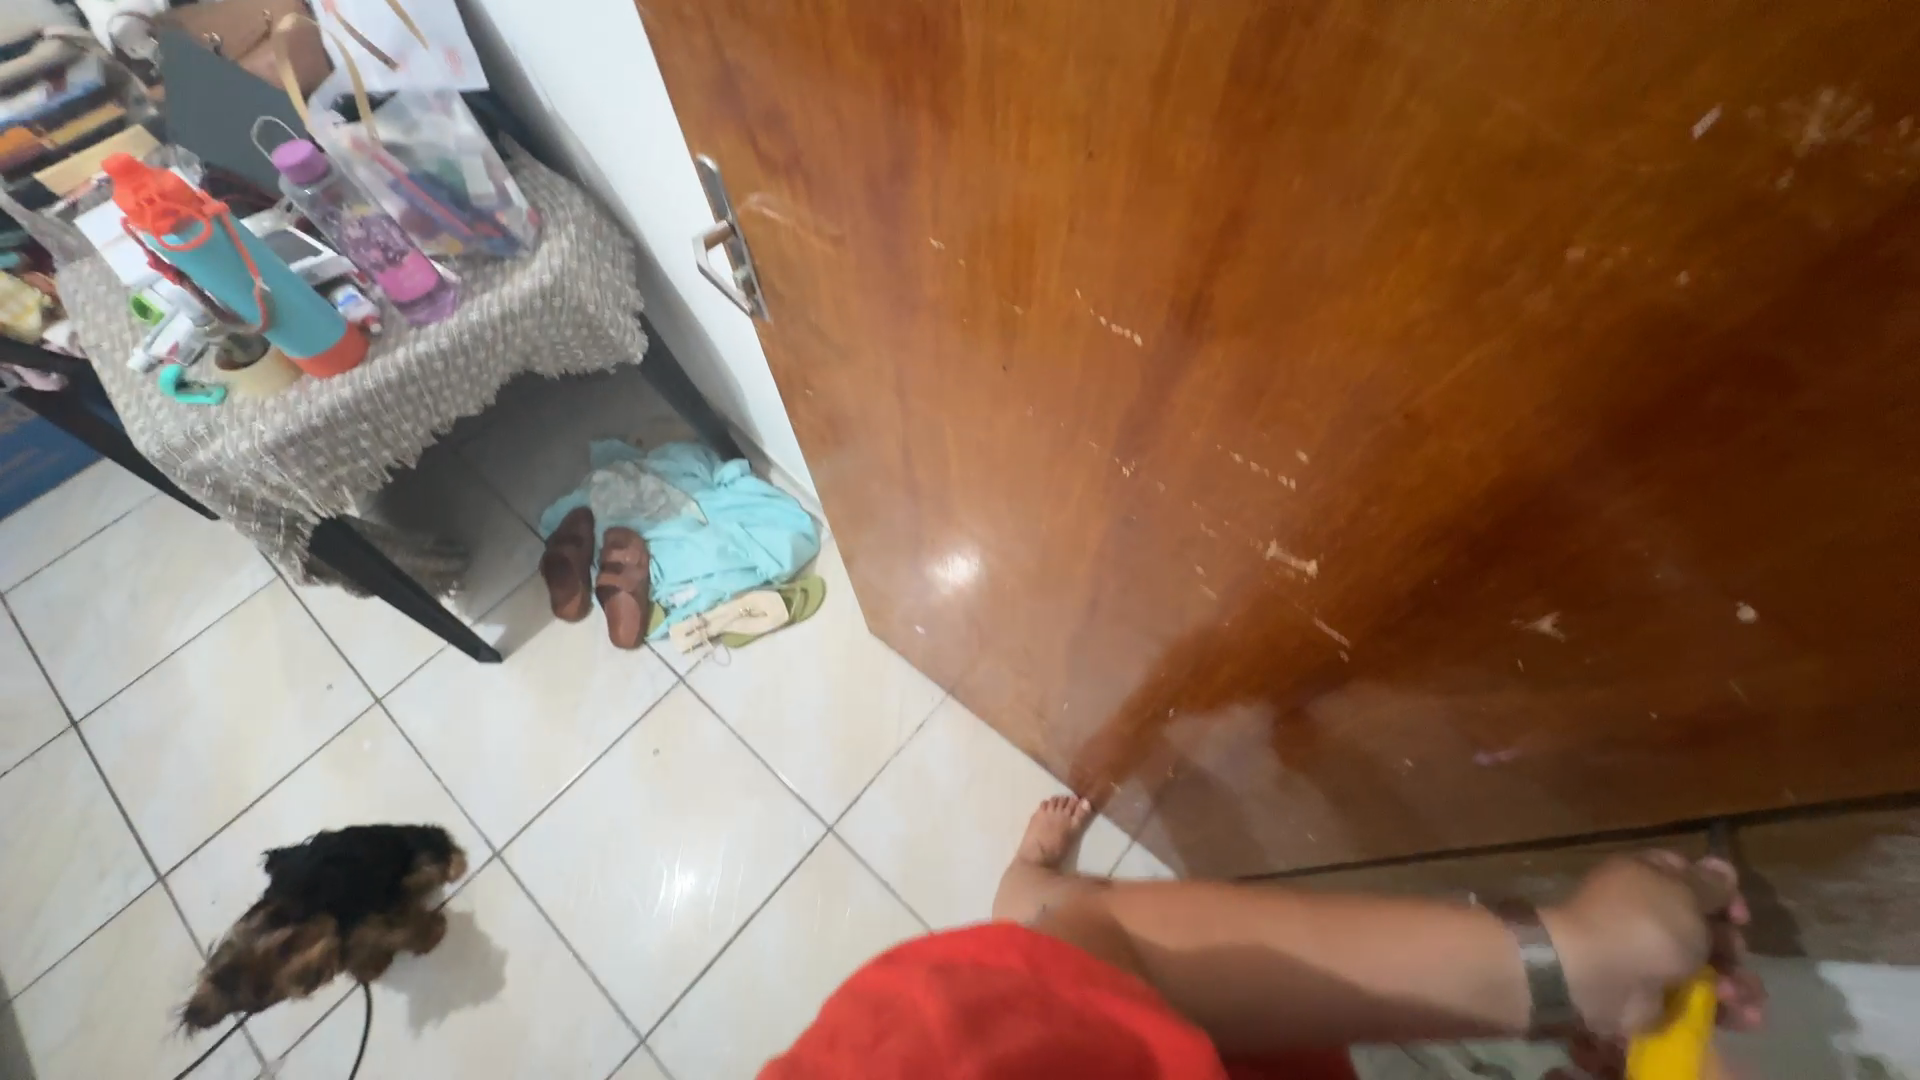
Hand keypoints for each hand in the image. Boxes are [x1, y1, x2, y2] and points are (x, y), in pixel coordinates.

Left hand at [1540, 852, 1766, 1039]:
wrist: (1598, 973)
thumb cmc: (1642, 924)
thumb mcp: (1680, 893)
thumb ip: (1706, 883)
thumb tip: (1720, 865)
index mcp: (1644, 877)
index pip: (1687, 875)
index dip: (1720, 892)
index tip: (1739, 914)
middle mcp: (1647, 912)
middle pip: (1707, 924)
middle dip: (1732, 944)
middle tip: (1729, 954)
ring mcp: (1654, 952)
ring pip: (1715, 964)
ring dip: (1738, 981)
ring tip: (1733, 993)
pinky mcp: (1661, 990)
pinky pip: (1708, 998)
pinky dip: (1731, 1007)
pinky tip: (1742, 1014)